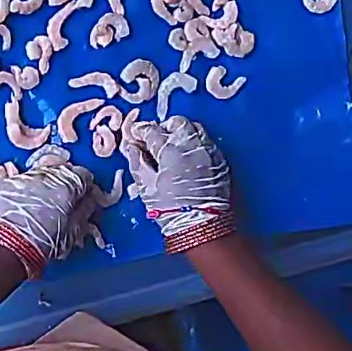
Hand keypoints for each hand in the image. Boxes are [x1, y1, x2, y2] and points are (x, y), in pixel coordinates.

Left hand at [0, 164, 92, 277]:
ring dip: (47, 185)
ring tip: (44, 204)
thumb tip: (91, 202)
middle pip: (63, 171)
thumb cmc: (44, 242)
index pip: (84, 176)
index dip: (87, 188)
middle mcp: (47, 175)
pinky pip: (24, 181)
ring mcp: (26, 177)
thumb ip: (85, 211)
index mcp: (67, 185)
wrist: (6, 247)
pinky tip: (27, 205)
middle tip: (66, 201)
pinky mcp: (8, 183)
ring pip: (43, 174)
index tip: (85, 198)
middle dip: (67, 184)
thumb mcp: (73, 231)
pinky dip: (29, 189)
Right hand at [123, 115, 234, 253]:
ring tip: (173, 144)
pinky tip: (188, 154)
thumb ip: (137, 162)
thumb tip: (131, 147)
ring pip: (194, 128)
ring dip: (181, 131)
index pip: (152, 131)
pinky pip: (207, 141)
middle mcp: (192, 145)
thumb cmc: (171, 210)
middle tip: (154, 138)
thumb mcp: (147, 188)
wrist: (203, 227)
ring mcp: (208, 151)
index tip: (135, 134)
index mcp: (170, 151)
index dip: (140, 130)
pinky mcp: (220, 160)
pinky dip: (195, 142)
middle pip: (176, 123)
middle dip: (163, 127)